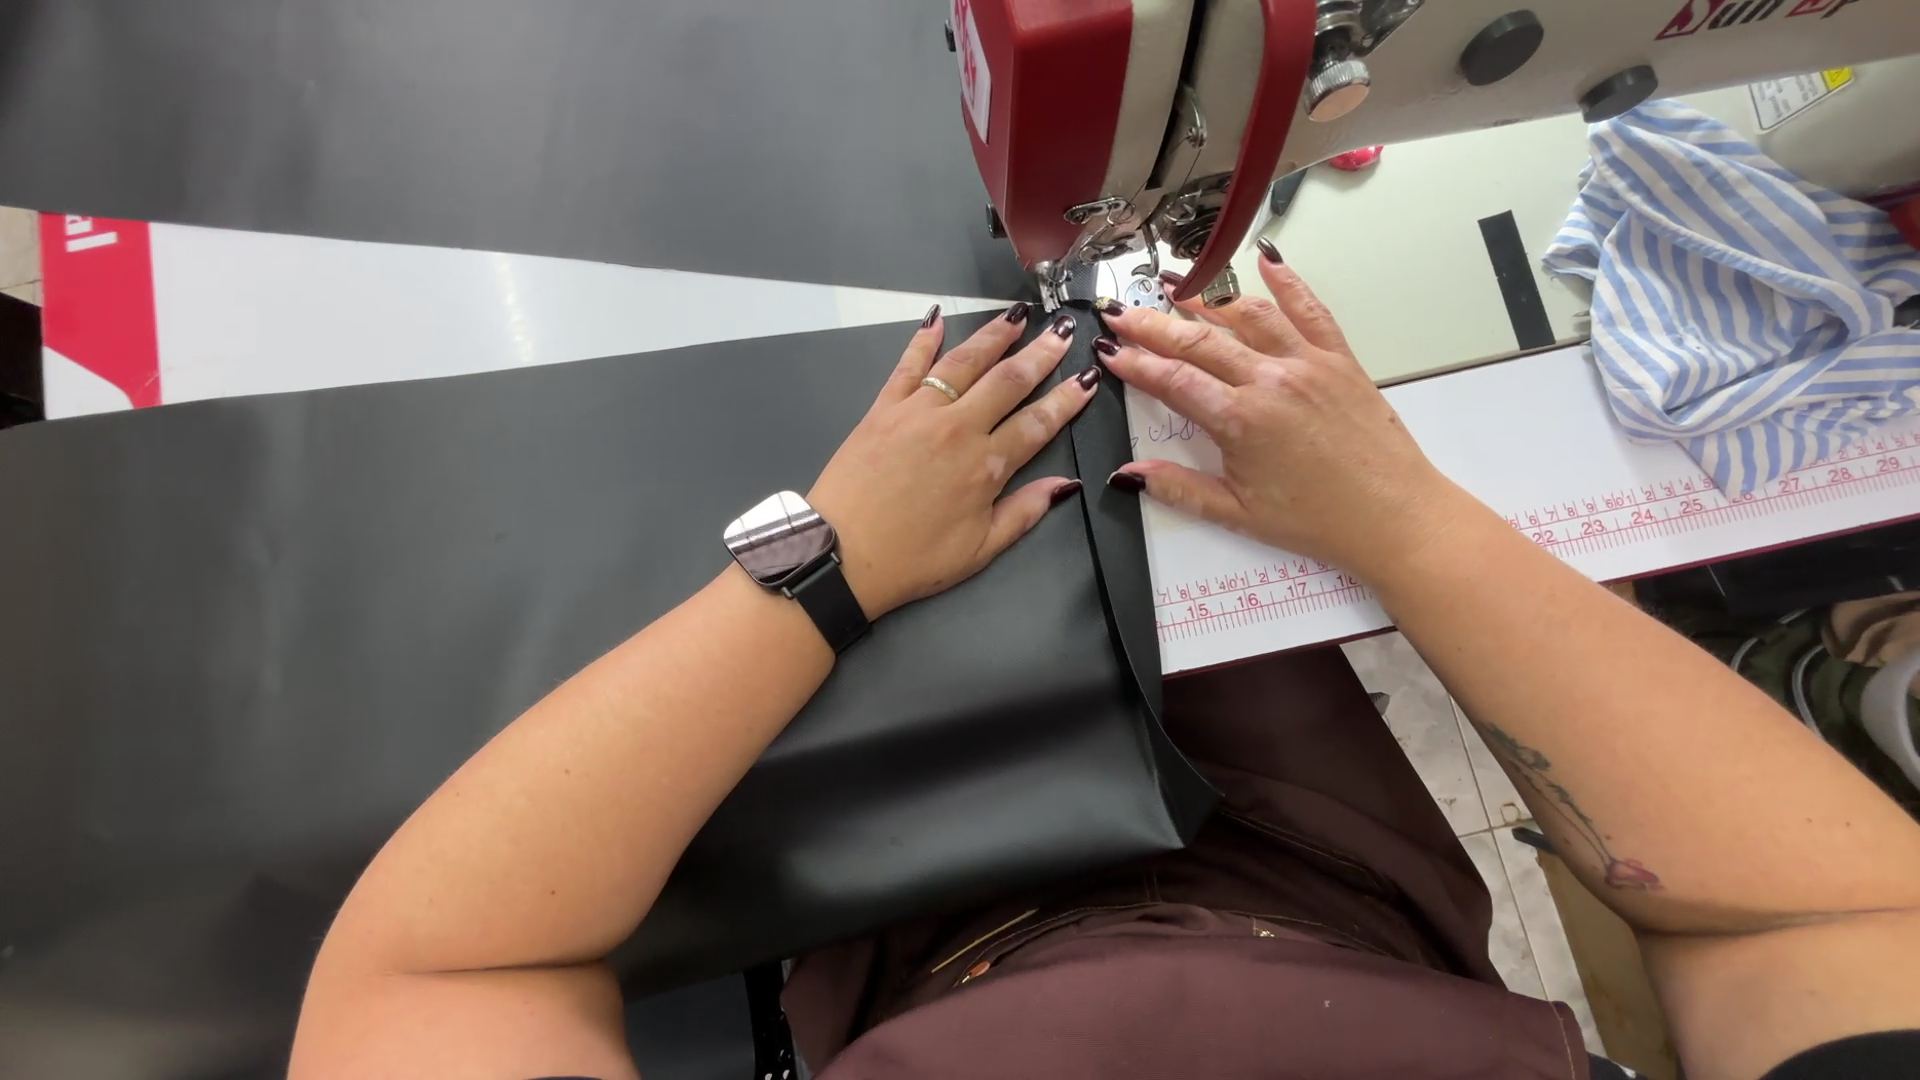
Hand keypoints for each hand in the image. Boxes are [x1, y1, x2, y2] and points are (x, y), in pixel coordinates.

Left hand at [808, 305, 1101, 618]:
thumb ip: (1023, 513)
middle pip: (1008, 380)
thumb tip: (1064, 485)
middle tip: (1062, 331)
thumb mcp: (979, 551)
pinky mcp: (883, 408)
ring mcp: (919, 412)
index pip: (1038, 423)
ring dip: (994, 335)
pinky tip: (936, 319)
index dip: (1066, 400)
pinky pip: (908, 365)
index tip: (1086, 379)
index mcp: (985, 467)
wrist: (842, 555)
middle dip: (1041, 353)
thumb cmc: (912, 560)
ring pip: (964, 362)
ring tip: (1017, 316)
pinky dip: (923, 339)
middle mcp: (957, 429)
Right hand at [1097, 255, 1464, 578]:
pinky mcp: (1340, 360)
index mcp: (1241, 421)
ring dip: (1206, 298)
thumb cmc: (1317, 519)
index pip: (1172, 381)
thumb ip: (1177, 488)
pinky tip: (1266, 260)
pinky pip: (1310, 310)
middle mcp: (1271, 381)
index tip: (1109, 349)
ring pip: (1248, 316)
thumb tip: (1127, 475)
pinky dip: (1287, 282)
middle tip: (1122, 312)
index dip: (1135, 363)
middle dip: (1153, 325)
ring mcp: (1308, 364)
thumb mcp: (1235, 512)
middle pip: (1199, 341)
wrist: (1393, 515)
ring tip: (1174, 287)